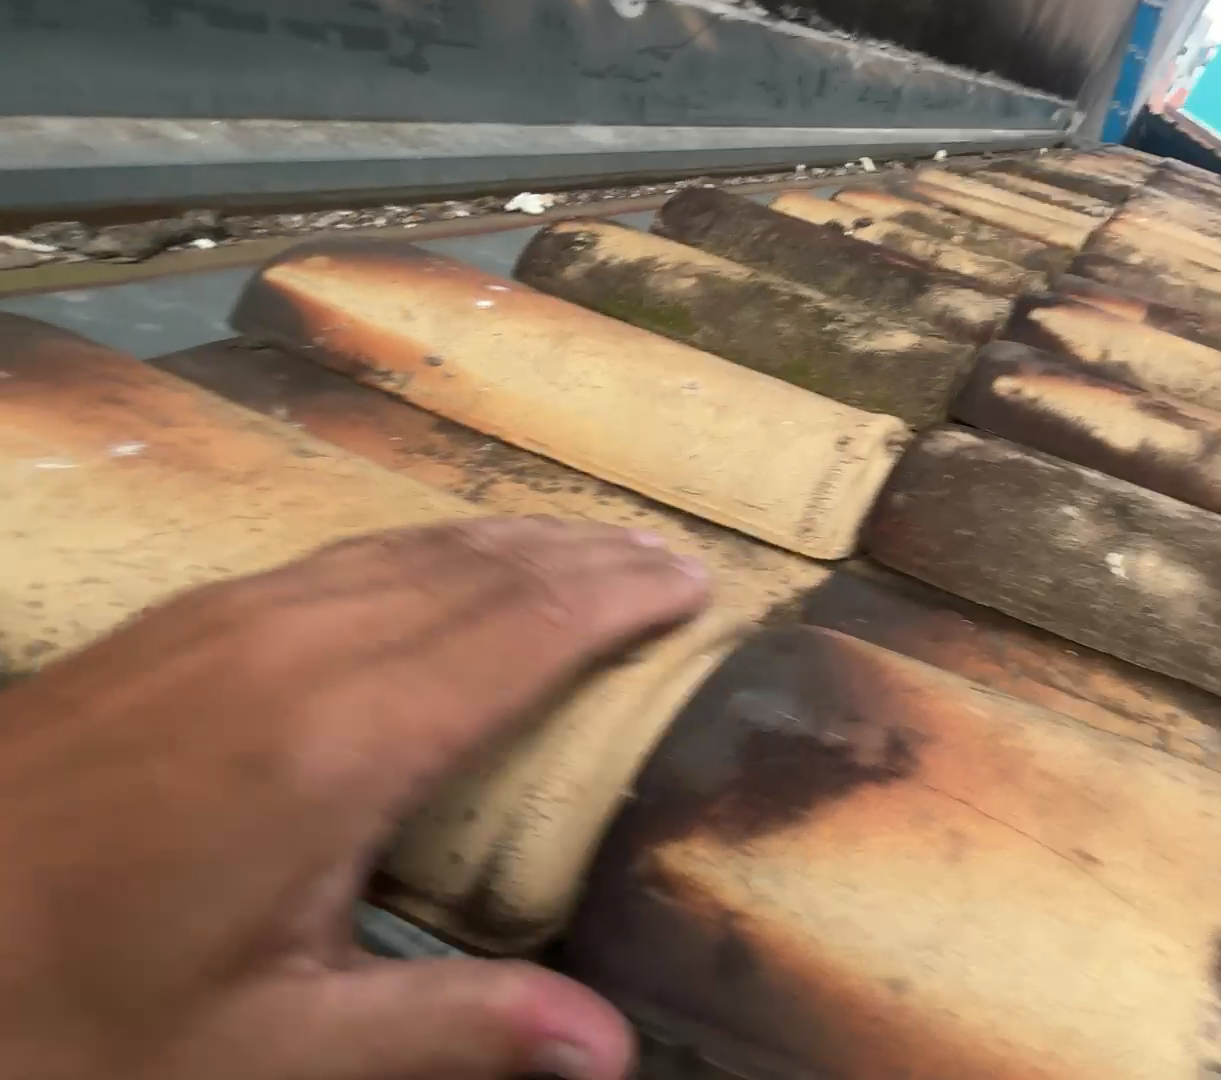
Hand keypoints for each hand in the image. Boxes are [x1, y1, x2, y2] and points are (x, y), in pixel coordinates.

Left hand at [0, 518, 708, 1079]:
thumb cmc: (69, 1009)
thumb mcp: (264, 1057)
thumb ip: (453, 1036)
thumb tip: (616, 1049)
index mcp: (348, 740)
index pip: (532, 628)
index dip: (626, 599)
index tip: (696, 587)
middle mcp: (313, 646)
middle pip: (500, 571)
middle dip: (604, 558)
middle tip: (679, 563)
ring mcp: (250, 611)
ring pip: (440, 544)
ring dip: (544, 539)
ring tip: (614, 542)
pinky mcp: (206, 608)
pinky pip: (374, 547)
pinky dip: (464, 539)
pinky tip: (487, 547)